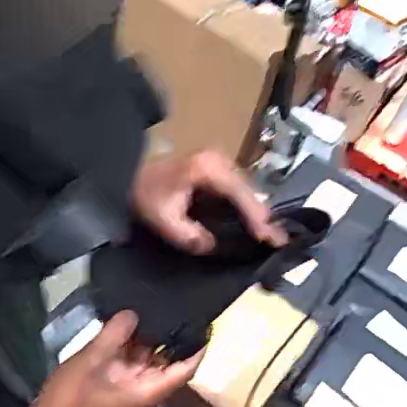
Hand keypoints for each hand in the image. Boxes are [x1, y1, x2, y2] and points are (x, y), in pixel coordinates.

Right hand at [21, 311, 200, 406]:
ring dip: (151, 339)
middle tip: (177, 306)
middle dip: (173, 337)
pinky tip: (130, 323)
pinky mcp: (117, 385)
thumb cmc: (72, 397)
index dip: (198, 348)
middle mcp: (147, 390)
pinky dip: (133, 346)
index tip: (204, 324)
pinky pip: (132, 362)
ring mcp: (131, 388)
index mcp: (150, 390)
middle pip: (169, 360)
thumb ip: (115, 334)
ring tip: (156, 307)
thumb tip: (134, 313)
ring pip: (149, 359)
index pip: (186, 368)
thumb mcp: (92, 360)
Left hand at [132, 150, 286, 253]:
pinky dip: (248, 208)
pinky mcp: (218, 169)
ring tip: (272, 235)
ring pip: (247, 191)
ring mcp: (220, 163)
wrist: (127, 171)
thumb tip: (213, 245)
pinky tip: (256, 224)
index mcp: (208, 169)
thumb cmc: (145, 193)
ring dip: (258, 214)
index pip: (240, 196)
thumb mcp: (163, 219)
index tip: (269, 238)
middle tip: (279, 241)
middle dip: (263, 218)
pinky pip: (239, 191)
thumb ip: (190, 235)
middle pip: (250, 192)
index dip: (256, 218)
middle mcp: (219, 161)